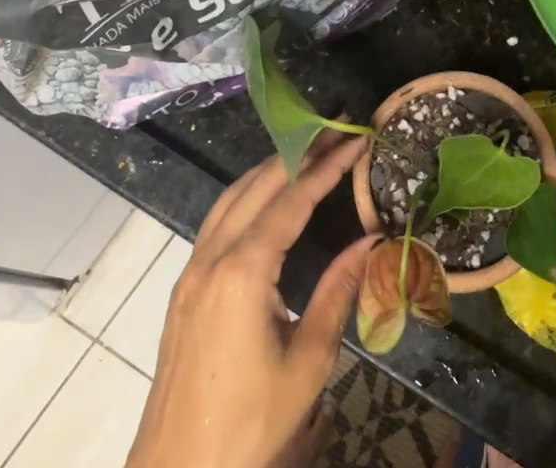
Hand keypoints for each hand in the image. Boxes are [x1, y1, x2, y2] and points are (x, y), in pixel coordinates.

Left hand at [127, 132, 377, 467]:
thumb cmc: (253, 421)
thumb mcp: (309, 360)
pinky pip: (216, 224)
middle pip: (256, 187)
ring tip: (307, 154)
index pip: (292, 200)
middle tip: (336, 133)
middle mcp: (211, 260)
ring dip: (268, 172)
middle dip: (297, 155)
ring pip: (229, 201)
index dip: (327, 167)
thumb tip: (371, 238)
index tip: (356, 139)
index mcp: (244, 272)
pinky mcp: (183, 291)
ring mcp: (190, 274)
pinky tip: (267, 203)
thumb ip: (339, 291)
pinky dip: (246, 199)